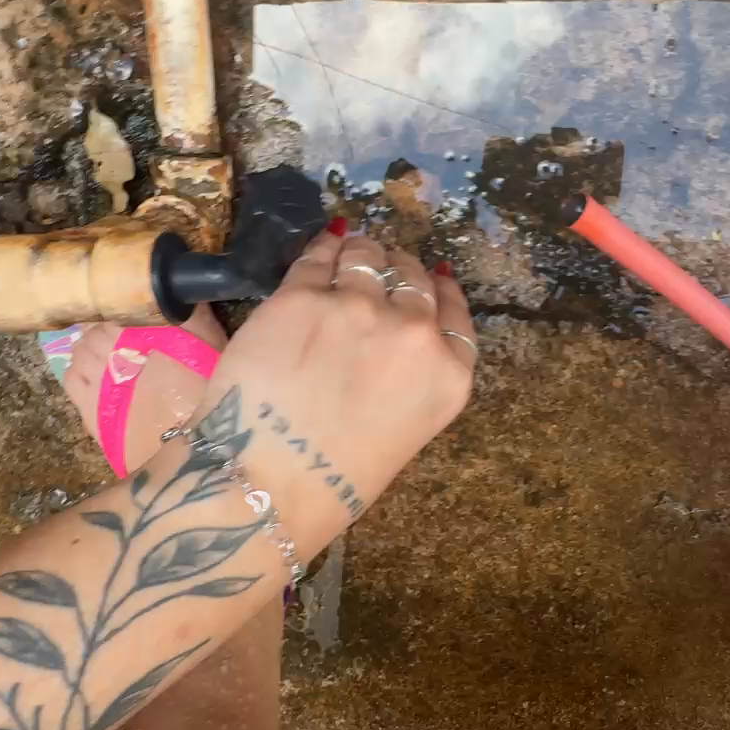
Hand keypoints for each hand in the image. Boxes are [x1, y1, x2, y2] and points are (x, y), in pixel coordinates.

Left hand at [196, 225, 475, 556]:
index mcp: (449, 376)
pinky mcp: (302, 297)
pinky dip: (324, 248)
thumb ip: (417, 375)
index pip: (455, 311)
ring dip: (363, 251)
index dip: (440, 289)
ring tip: (352, 249)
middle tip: (383, 265)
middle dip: (400, 268)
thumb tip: (399, 330)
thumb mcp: (409, 428)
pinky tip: (326, 244)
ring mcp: (359, 309)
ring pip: (368, 256)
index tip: (431, 279)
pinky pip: (318, 257)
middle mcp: (415, 334)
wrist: (274, 485)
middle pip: (415, 278)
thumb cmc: (340, 477)